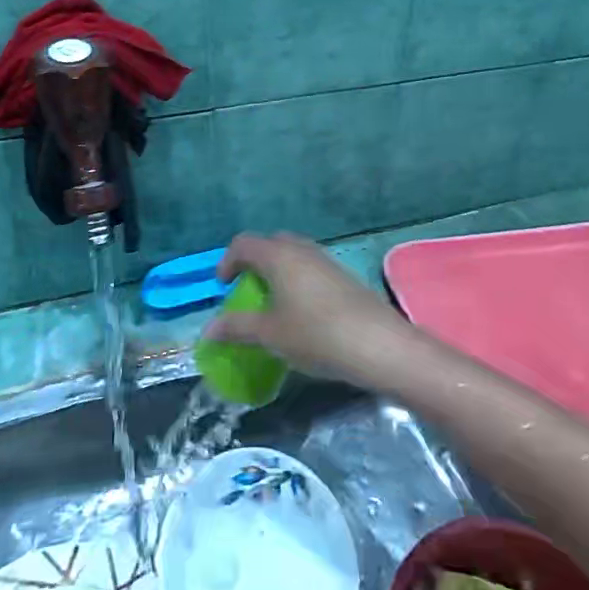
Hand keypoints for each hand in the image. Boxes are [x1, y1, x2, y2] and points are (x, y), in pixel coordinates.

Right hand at [201, 233, 420, 390]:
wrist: (379, 346)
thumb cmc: (315, 335)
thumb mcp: (269, 334)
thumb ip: (236, 327)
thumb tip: (208, 330)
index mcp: (278, 256)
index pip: (243, 243)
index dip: (227, 261)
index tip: (223, 287)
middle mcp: (302, 250)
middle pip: (271, 243)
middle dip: (255, 263)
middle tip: (248, 291)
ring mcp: (327, 261)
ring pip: (295, 256)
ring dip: (278, 272)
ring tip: (274, 304)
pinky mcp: (346, 277)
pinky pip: (312, 269)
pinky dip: (298, 282)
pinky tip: (303, 313)